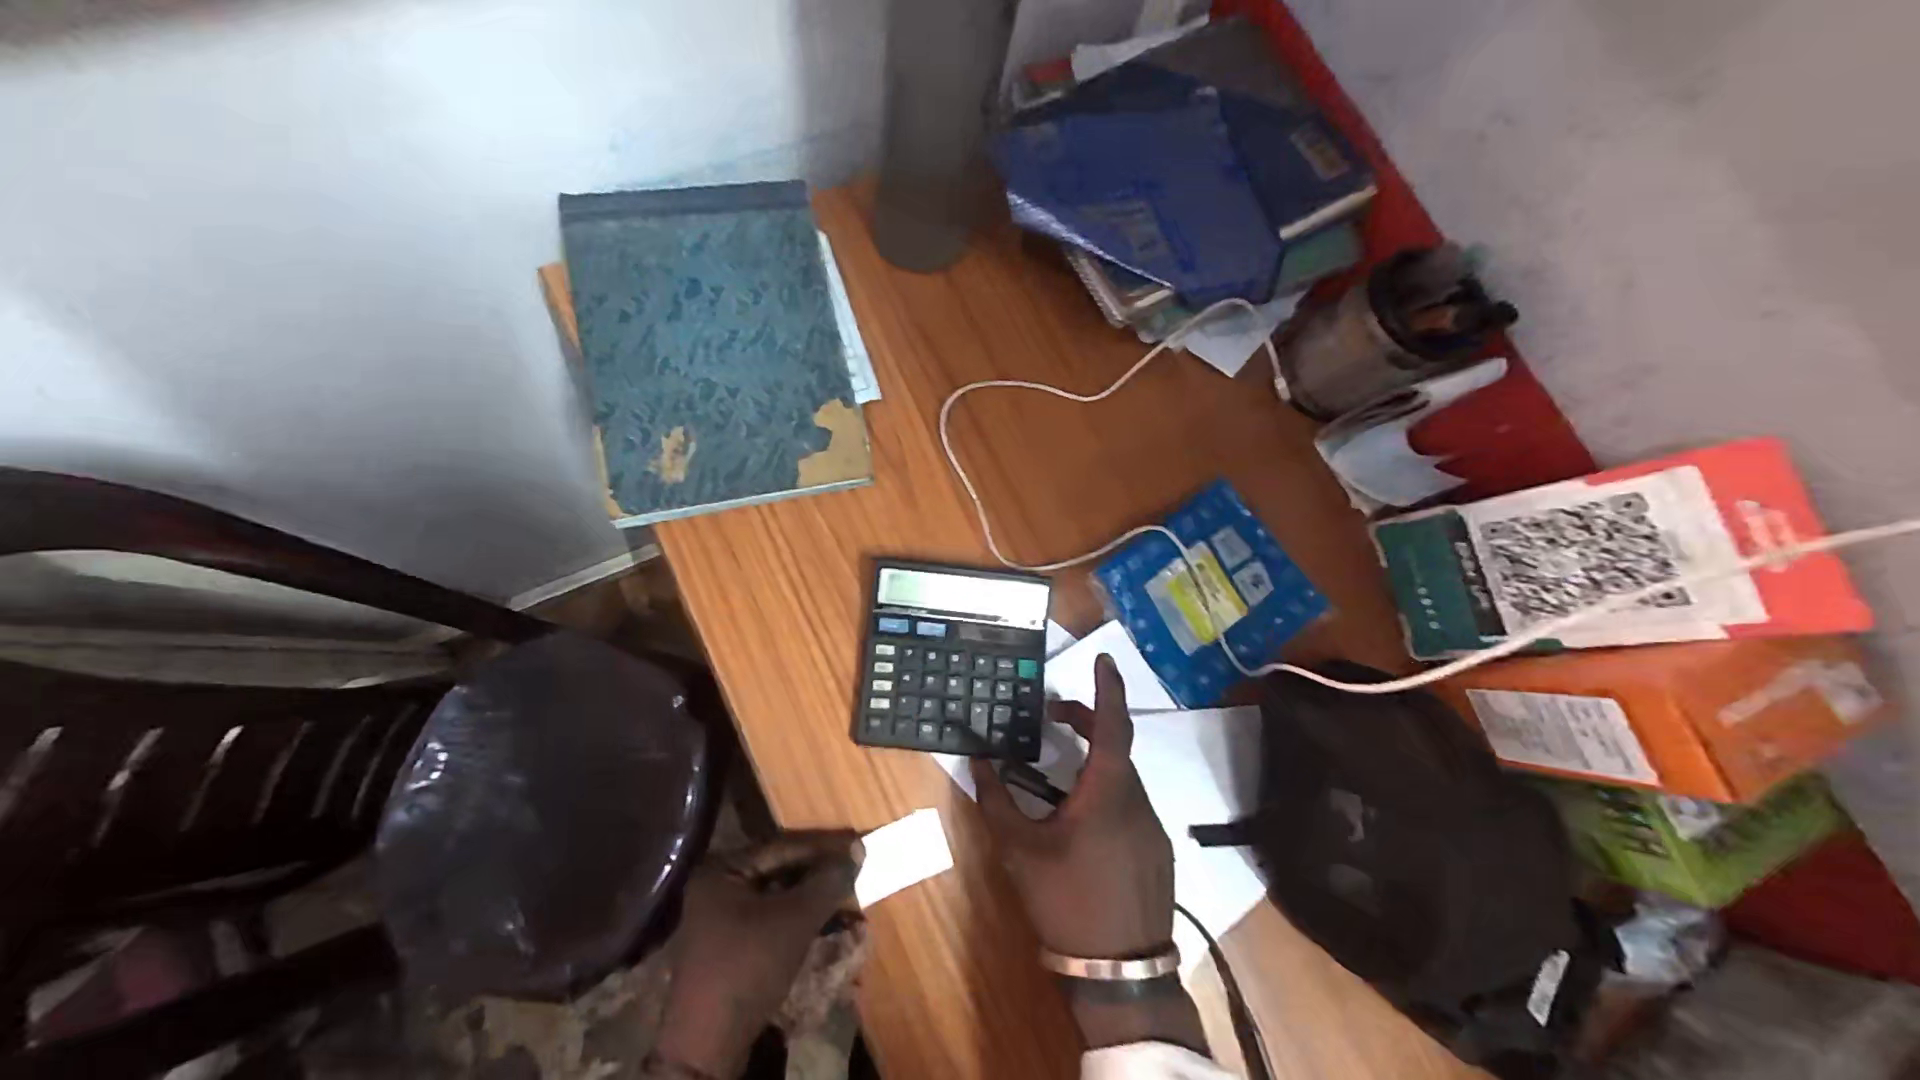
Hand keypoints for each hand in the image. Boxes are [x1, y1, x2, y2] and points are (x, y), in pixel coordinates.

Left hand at [653, 832, 860, 1077]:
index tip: (857, 845)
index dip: (824, 847)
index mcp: (721, 870)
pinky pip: (771, 918)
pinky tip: (826, 917)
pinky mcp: (729, 945)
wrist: (708, 1045)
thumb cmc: (749, 966)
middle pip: (778, 869)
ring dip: (811, 896)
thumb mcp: (796, 918)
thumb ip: (827, 881)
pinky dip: (798, 916)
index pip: (782, 846)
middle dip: (818, 872)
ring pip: (777, 895)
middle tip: (855, 867)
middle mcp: (716, 886)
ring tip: (847, 891)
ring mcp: (720, 917)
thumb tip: (858, 849)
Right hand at [969, 654, 1175, 958]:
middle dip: (1085, 721)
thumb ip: (996, 800)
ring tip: (1054, 770)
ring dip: (1092, 760)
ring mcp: (1152, 826)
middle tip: (1050, 715)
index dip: (1108, 687)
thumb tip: (977, 761)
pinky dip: (1104, 790)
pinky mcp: (1156, 849)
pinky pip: (1129, 802)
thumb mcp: (1021, 849)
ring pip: (1121, 776)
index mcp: (1107, 791)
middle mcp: (1137, 799)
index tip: (1102, 658)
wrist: (1119, 971)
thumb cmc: (1066, 900)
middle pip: (1114, 745)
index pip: (1113, 723)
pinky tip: (1078, 818)